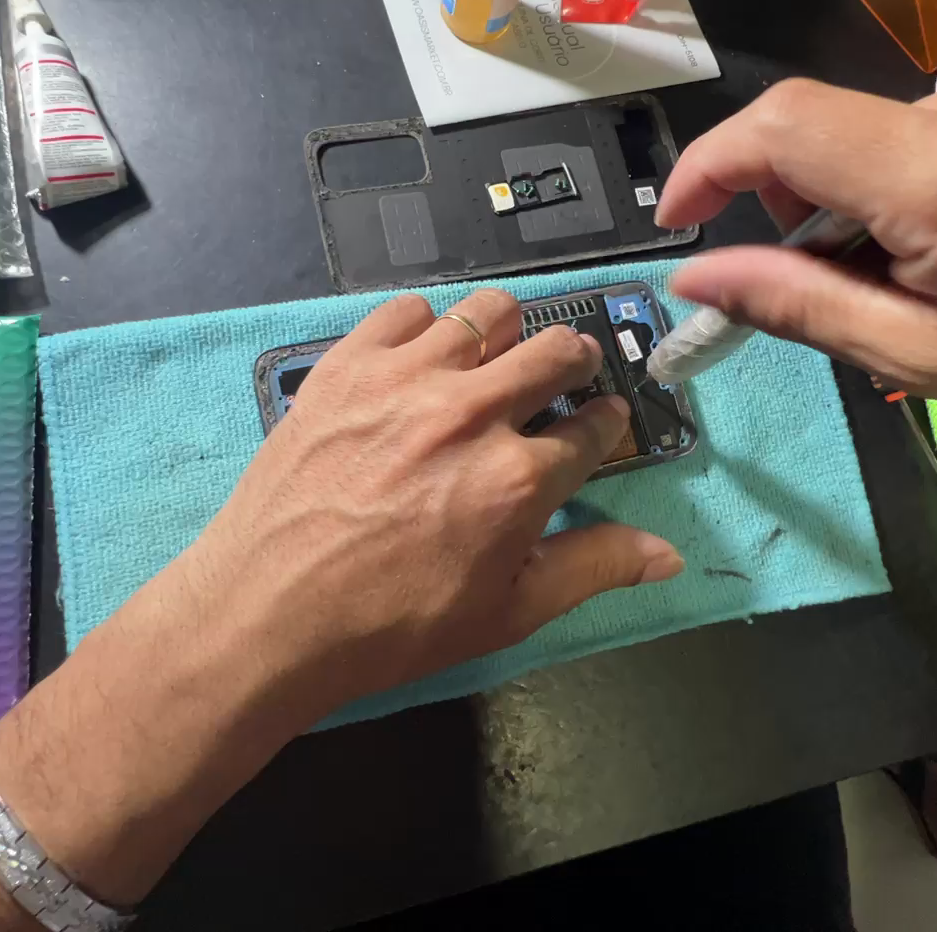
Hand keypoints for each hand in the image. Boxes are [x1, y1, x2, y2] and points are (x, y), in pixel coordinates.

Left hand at [176, 287, 683, 704]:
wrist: (269, 610)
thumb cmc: (393, 625)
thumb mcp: (506, 613)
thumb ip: (592, 569)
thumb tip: (667, 553)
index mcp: (518, 478)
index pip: (593, 428)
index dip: (606, 422)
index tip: (602, 419)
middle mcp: (471, 413)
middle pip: (554, 352)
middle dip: (574, 361)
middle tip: (563, 377)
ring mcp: (406, 379)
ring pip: (488, 313)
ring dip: (507, 334)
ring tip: (492, 362)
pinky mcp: (348, 364)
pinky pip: (406, 310)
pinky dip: (425, 328)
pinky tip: (418, 362)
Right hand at [654, 46, 936, 453]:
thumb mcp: (924, 357)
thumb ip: (796, 304)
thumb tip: (693, 276)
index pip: (784, 126)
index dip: (708, 163)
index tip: (679, 219)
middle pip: (822, 129)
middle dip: (789, 202)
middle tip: (824, 276)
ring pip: (871, 128)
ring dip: (850, 193)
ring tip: (909, 261)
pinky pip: (926, 116)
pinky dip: (901, 171)